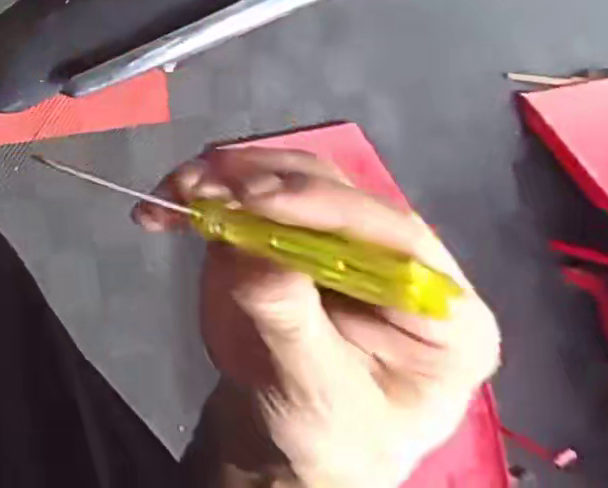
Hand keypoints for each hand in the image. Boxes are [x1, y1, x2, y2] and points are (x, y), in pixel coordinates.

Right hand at [136, 148, 499, 487]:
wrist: (278, 435)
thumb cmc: (322, 435)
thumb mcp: (315, 396)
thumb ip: (290, 323)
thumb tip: (252, 252)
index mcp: (439, 308)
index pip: (394, 236)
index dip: (324, 206)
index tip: (255, 199)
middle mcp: (390, 252)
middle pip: (332, 189)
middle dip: (260, 181)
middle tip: (201, 187)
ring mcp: (331, 228)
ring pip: (284, 173)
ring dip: (223, 175)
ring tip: (177, 191)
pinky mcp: (281, 220)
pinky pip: (244, 187)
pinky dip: (202, 187)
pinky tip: (168, 202)